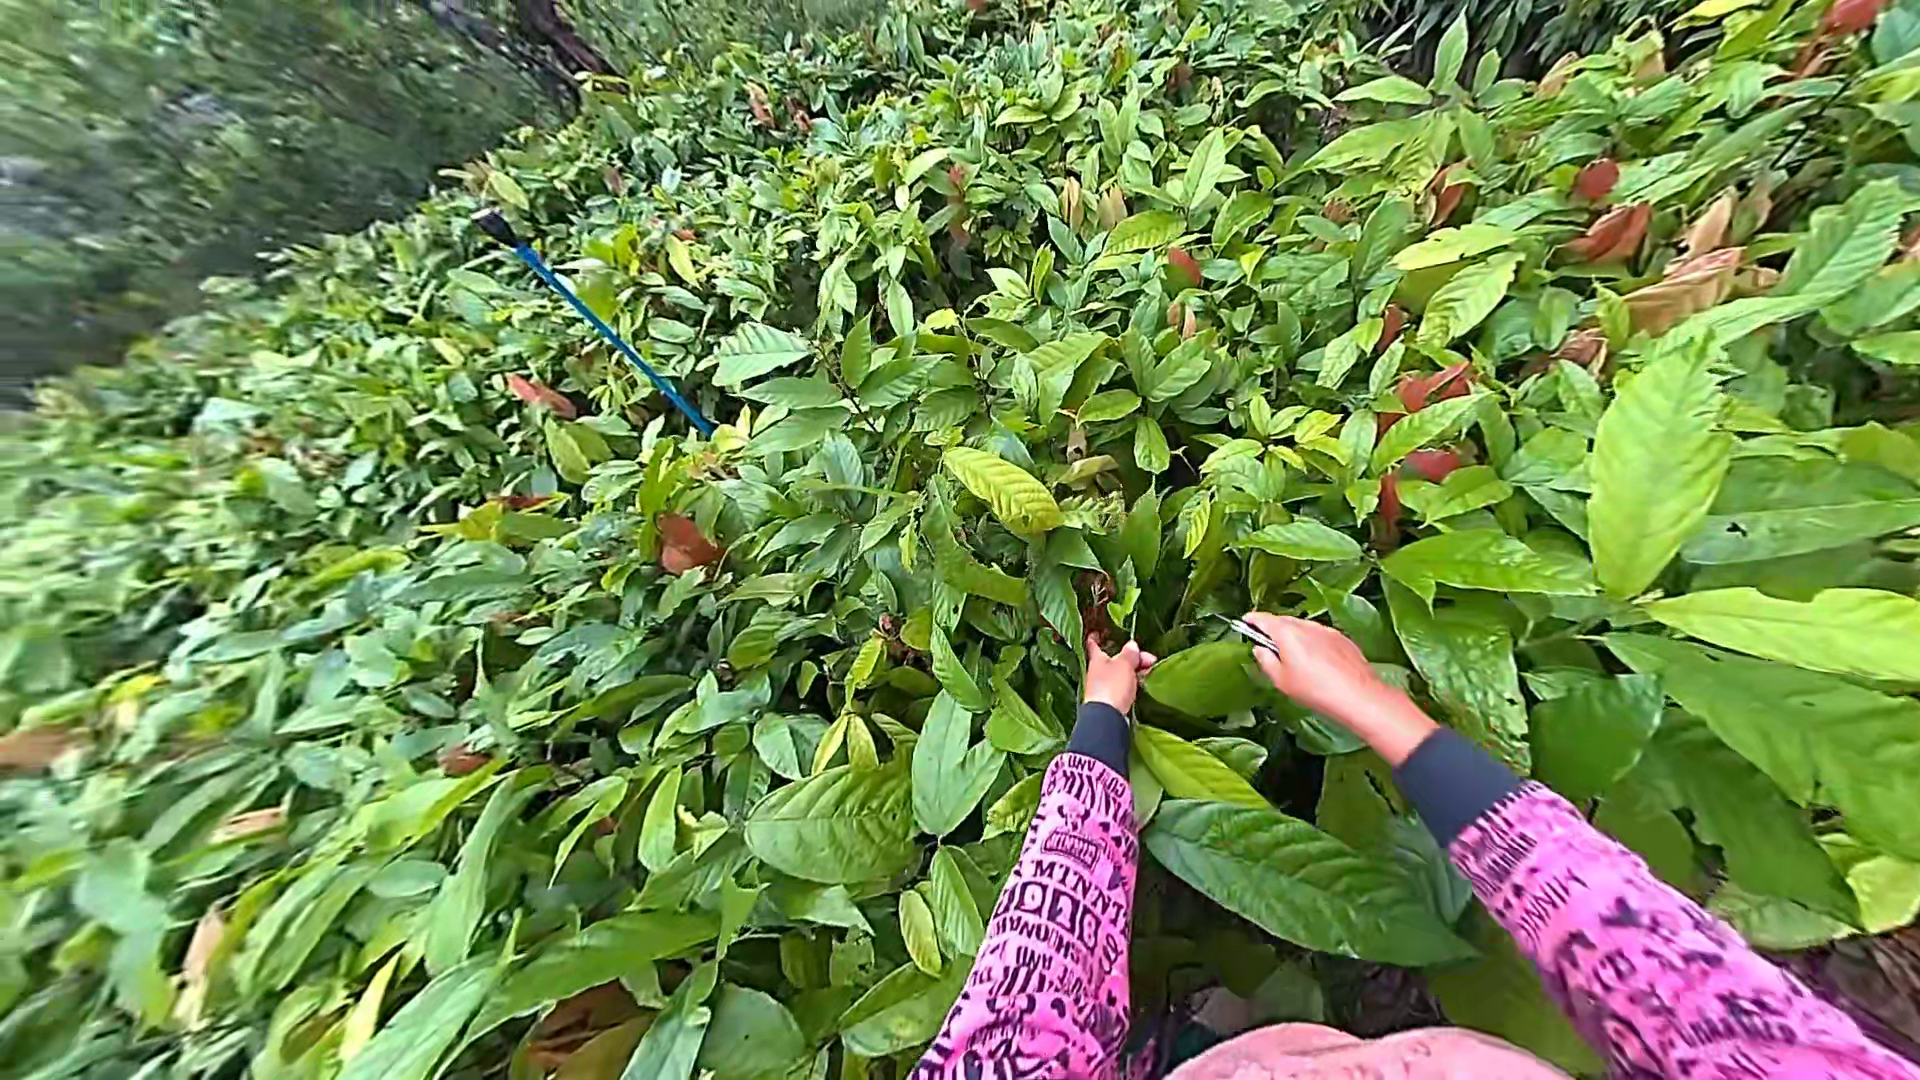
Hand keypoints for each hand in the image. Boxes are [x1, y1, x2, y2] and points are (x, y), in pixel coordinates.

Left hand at [1083, 636, 1157, 713]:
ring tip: (1151, 670)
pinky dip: (1134, 682)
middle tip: (1150, 658)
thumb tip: (1131, 645)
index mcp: (1097, 659)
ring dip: (1135, 670)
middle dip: (1132, 657)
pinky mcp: (1111, 700)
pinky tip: (1144, 683)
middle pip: (1114, 660)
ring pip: (1121, 673)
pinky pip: (1123, 686)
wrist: (1107, 717)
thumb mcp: (1123, 665)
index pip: (1094, 645)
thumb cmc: (1112, 685)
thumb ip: (1128, 654)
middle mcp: (1098, 672)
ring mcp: (1104, 686)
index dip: (1095, 638)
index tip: (1095, 632)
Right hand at [1241, 612, 1437, 764]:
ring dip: (1293, 635)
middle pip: (1283, 620)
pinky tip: (1315, 660)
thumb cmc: (1317, 690)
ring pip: (1303, 627)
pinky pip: (1320, 635)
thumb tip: (1260, 650)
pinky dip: (1312, 641)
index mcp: (1286, 633)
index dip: (1251, 619)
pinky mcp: (1343, 639)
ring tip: (1292, 654)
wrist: (1359, 697)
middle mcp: (1306, 626)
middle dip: (1272, 628)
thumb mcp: (1280, 680)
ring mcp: (1327, 631)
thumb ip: (1265, 660)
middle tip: (1267, 642)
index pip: (1263, 618)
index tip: (1245, 621)